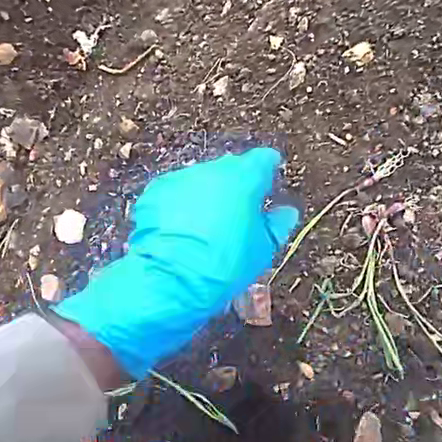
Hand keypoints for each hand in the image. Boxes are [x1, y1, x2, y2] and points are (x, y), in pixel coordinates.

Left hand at [54, 148, 299, 377]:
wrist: (171, 280)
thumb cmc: (226, 264)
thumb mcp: (262, 249)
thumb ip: (277, 226)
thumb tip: (286, 213)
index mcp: (243, 178)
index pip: (263, 160)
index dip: (268, 168)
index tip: (271, 175)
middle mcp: (211, 170)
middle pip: (230, 169)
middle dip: (237, 185)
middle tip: (241, 210)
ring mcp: (180, 179)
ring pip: (201, 181)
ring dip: (209, 195)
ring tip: (209, 226)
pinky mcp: (155, 194)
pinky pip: (176, 194)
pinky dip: (182, 206)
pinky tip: (184, 230)